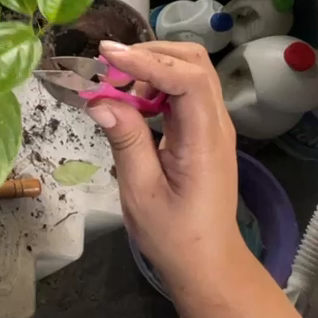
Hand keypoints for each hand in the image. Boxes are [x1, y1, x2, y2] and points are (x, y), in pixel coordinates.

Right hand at [87, 40, 255, 297]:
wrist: (206, 263)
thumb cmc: (174, 235)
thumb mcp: (141, 191)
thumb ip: (126, 141)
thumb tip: (101, 100)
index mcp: (205, 139)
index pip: (188, 79)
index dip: (148, 61)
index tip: (108, 56)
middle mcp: (216, 123)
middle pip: (194, 62)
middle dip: (150, 54)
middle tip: (109, 68)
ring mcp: (212, 124)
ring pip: (190, 70)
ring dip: (151, 66)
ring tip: (116, 85)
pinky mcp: (201, 129)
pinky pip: (183, 89)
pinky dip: (155, 82)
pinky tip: (131, 100)